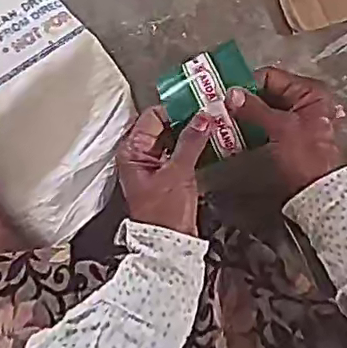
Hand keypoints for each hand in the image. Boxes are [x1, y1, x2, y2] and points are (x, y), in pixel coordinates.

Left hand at [116, 106, 211, 234]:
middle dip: (186, 117)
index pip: (153, 116)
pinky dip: (195, 144)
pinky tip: (211, 139)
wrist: (169, 245)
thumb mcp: (177, 173)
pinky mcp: (169, 173)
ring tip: (214, 122)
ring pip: (174, 137)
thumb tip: (202, 117)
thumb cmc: (163, 214)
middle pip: (164, 125)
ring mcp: (155, 164)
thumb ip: (190, 141)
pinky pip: (181, 150)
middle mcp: (140, 155)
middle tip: (209, 109)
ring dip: (193, 130)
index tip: (197, 103)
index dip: (175, 109)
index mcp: (132, 151)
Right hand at [225, 67, 345, 197]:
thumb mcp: (282, 128)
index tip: (225, 92)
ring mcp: (296, 121)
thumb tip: (231, 93)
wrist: (320, 192)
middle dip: (243, 100)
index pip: (272, 77)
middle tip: (219, 105)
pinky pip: (265, 126)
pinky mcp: (288, 138)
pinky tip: (232, 132)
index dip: (248, 83)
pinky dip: (250, 128)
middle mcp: (304, 102)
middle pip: (267, 93)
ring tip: (221, 119)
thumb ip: (255, 109)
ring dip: (244, 115)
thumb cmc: (307, 156)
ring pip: (263, 110)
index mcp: (310, 92)